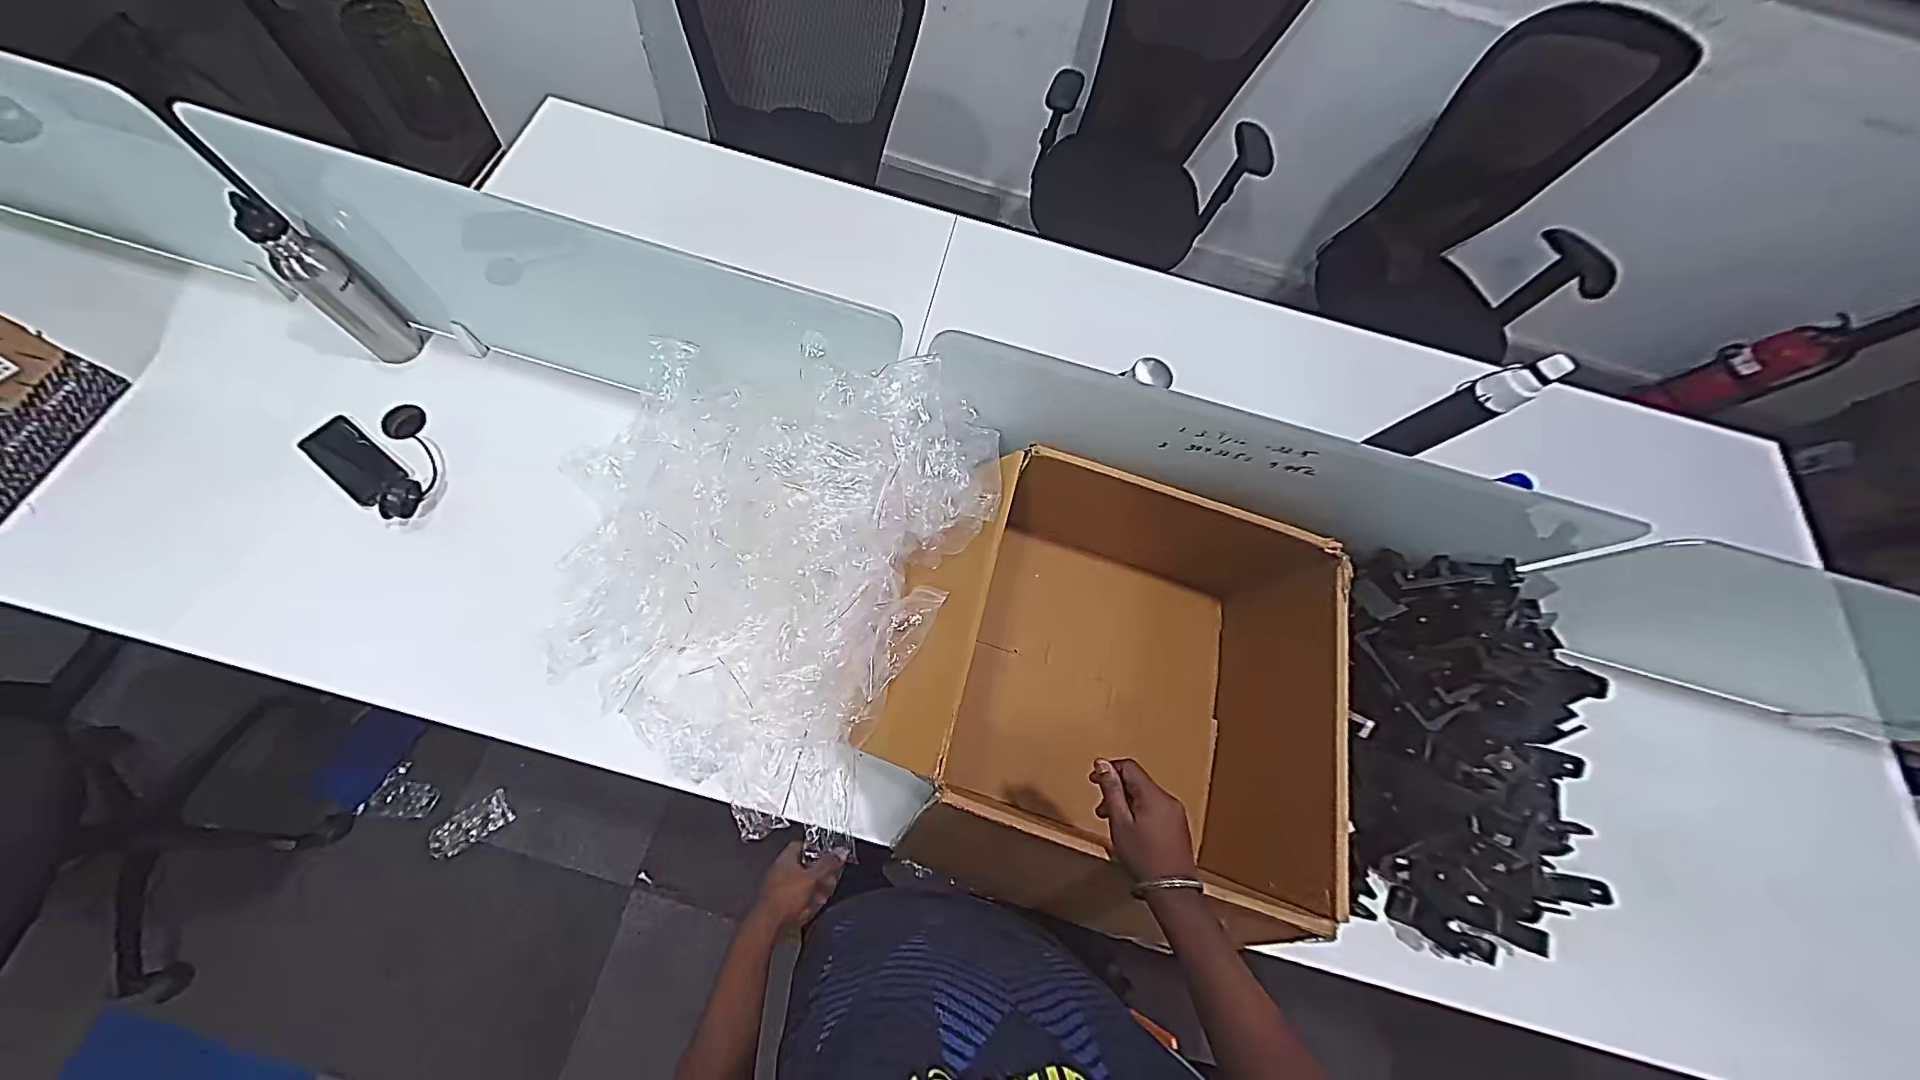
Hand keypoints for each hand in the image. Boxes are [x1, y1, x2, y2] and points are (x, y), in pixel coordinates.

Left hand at [749, 840, 844, 934]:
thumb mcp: (812, 877)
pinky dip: (805, 900)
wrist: (768, 923)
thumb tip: (841, 852)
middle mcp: (780, 869)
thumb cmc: (786, 896)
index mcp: (786, 858)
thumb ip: (828, 864)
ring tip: (823, 896)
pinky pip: (796, 896)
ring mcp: (778, 886)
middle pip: (805, 865)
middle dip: (819, 873)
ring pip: (801, 882)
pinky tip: (811, 907)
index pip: (803, 845)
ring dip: (815, 888)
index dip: (817, 849)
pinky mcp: (779, 901)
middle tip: (829, 878)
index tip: (828, 854)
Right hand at [1091, 758, 1197, 881]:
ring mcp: (1175, 813)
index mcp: (1153, 795)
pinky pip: (1154, 808)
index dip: (1109, 769)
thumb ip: (1112, 790)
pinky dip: (1139, 812)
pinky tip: (1132, 831)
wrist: (1172, 891)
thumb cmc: (1144, 858)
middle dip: (1116, 791)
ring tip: (1115, 823)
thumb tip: (1103, 764)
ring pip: (1145, 796)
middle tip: (1102, 809)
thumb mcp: (1120, 822)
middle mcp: (1168, 799)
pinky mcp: (1178, 825)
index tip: (1094, 779)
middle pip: (1137, 782)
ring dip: (1126, 803)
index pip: (1129, 767)